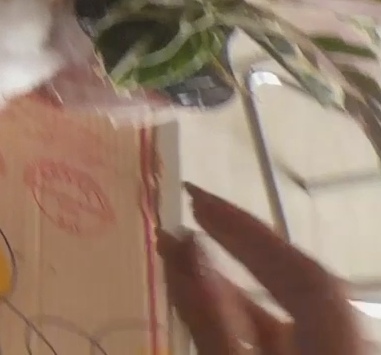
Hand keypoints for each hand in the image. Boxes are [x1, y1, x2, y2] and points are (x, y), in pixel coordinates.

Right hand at [161, 183, 363, 353]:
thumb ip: (209, 311)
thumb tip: (180, 238)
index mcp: (341, 343)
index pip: (304, 273)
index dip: (249, 229)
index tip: (192, 195)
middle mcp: (354, 343)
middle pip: (304, 283)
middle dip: (242, 241)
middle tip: (190, 204)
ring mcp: (338, 350)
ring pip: (292, 305)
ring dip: (234, 271)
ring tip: (180, 243)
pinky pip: (288, 325)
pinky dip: (243, 301)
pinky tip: (203, 287)